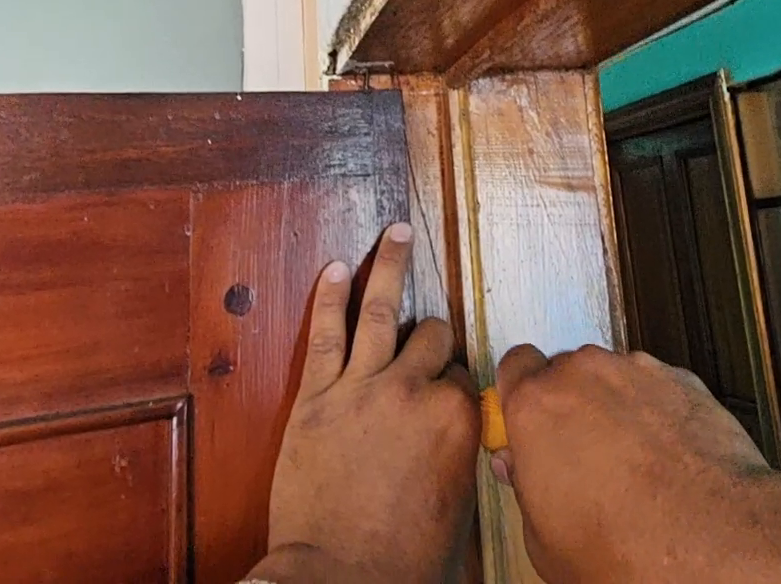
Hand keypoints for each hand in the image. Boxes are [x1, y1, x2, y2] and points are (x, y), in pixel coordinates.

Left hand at [249, 223, 479, 583]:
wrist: (337, 580)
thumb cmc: (404, 556)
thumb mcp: (458, 502)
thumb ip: (461, 446)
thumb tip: (459, 422)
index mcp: (456, 416)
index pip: (462, 373)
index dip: (454, 380)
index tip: (446, 387)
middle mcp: (414, 389)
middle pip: (433, 337)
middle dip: (433, 336)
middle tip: (427, 337)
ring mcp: (363, 387)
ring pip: (382, 313)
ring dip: (391, 265)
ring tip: (396, 231)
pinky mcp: (317, 396)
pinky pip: (326, 335)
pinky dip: (330, 298)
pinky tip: (337, 266)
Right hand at [492, 344, 778, 582]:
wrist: (712, 542)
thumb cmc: (627, 549)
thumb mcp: (546, 543)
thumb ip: (524, 487)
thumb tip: (520, 469)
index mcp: (535, 406)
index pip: (513, 366)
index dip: (520, 394)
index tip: (528, 422)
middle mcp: (581, 373)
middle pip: (563, 371)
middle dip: (568, 404)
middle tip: (580, 454)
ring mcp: (632, 369)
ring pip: (609, 377)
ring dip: (612, 405)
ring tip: (631, 462)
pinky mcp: (678, 376)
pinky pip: (653, 385)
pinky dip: (654, 411)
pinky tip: (665, 457)